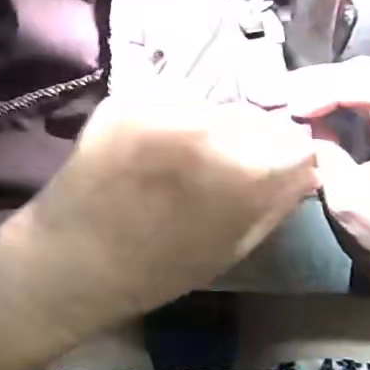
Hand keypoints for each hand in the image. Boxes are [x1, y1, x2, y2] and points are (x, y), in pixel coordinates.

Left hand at [18, 94, 317, 329]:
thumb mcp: (233, 246)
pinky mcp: (125, 99)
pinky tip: (149, 151)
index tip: (266, 175)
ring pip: (212, 105)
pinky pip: (170, 102)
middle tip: (218, 169)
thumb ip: (275, 198)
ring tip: (177, 162)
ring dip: (208, 127)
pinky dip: (169, 121)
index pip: (296, 141)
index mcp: (247, 169)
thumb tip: (301, 166)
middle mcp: (210, 125)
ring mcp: (162, 107)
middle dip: (249, 139)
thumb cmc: (155, 270)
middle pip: (255, 116)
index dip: (284, 160)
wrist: (68, 259)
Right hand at [287, 59, 369, 319]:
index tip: (294, 109)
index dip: (329, 90)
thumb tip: (301, 121)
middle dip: (327, 82)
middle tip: (285, 95)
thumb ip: (325, 152)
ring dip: (335, 89)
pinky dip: (349, 104)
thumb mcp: (347, 201)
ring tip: (297, 101)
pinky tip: (321, 113)